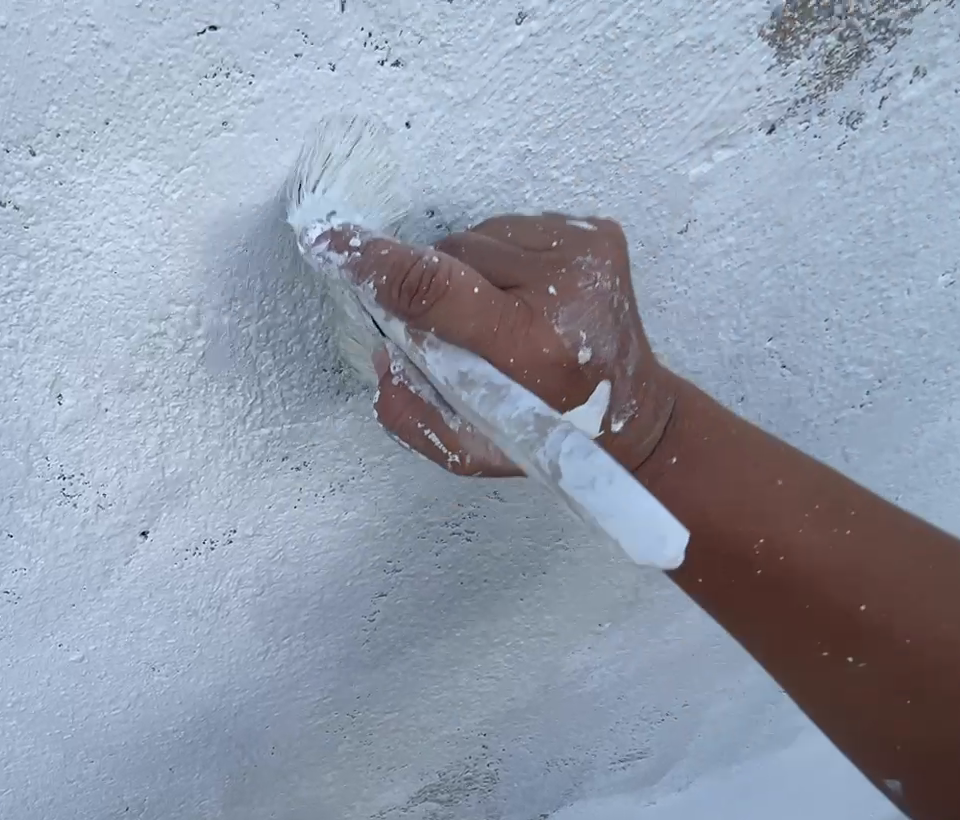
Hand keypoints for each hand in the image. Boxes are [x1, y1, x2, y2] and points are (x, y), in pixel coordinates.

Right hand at [336, 215, 679, 477]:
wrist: (629, 413)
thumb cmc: (542, 435)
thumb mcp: (463, 451)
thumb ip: (407, 410)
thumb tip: (384, 350)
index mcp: (526, 345)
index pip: (435, 288)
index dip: (377, 265)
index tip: (330, 244)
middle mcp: (561, 286)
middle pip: (447, 258)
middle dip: (426, 288)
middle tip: (450, 332)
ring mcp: (583, 251)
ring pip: (473, 237)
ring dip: (460, 274)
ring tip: (488, 317)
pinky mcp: (594, 232)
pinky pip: (505, 228)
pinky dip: (492, 261)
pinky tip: (513, 297)